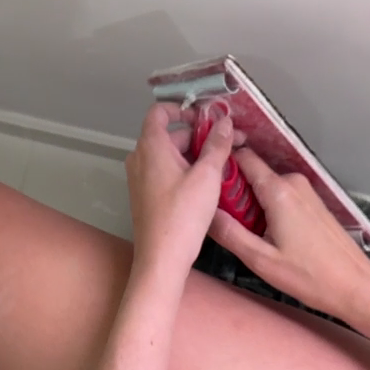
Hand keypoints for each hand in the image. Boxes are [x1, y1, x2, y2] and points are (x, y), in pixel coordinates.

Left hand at [124, 103, 232, 281]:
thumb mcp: (206, 176)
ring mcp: (140, 176)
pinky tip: (207, 183)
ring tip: (224, 165)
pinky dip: (184, 169)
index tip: (206, 118)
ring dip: (195, 155)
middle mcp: (140, 156)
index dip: (183, 109)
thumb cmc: (183, 214)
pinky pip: (165, 171)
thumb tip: (225, 121)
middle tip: (229, 145)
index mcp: (150, 145)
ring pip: (169, 154)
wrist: (161, 259)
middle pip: (169, 134)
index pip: (160, 111)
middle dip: (199, 136)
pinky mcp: (144, 194)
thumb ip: (216, 145)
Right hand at [207, 148, 369, 317]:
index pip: (242, 157)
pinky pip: (281, 194)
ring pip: (266, 186)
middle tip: (228, 222)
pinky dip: (270, 208)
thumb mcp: (261, 260)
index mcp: (278, 190)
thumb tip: (205, 212)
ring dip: (253, 203)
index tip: (208, 184)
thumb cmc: (309, 276)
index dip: (223, 166)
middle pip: (252, 174)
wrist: (357, 286)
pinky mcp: (313, 201)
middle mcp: (292, 181)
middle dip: (236, 193)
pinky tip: (271, 235)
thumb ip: (229, 233)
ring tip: (250, 233)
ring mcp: (305, 190)